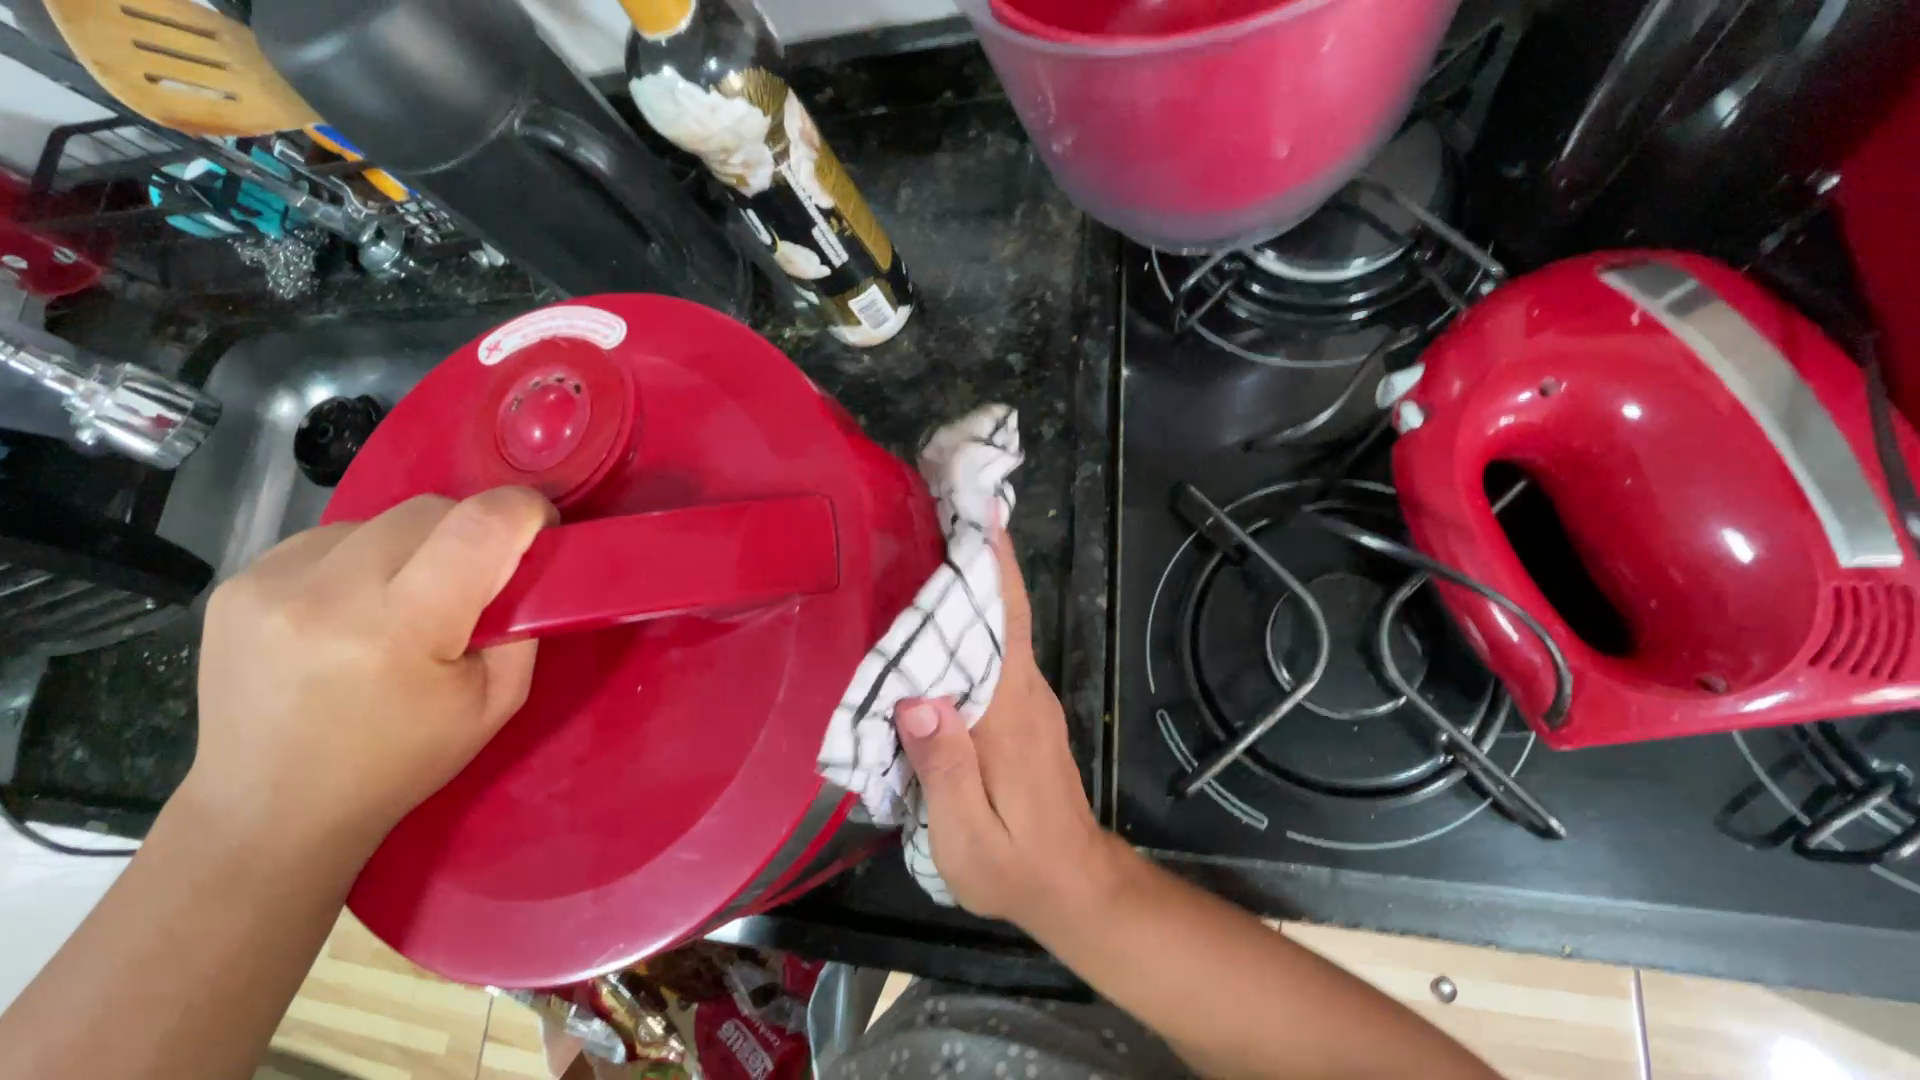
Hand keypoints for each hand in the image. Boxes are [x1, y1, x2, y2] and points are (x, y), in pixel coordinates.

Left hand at [187, 487, 554, 851]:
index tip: (541, 524)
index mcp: (401, 629)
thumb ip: (521, 626)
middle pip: (430, 509)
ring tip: (404, 598)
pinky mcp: (233, 581)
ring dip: (411, 545)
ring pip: (378, 519)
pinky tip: (352, 608)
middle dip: (469, 529)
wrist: (272, 808)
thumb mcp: (496, 704)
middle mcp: (328, 592)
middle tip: (477, 573)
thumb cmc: (401, 761)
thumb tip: (527, 563)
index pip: (478, 525)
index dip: (523, 509)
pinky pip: (327, 538)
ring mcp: (270, 582)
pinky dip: (358, 558)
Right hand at [896, 531, 1132, 928]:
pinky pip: (999, 655)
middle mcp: (1027, 695)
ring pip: (1001, 631)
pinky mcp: (1026, 715)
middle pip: (1004, 614)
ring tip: (930, 548)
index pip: (1005, 624)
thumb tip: (916, 697)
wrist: (1075, 887)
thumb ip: (943, 768)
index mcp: (1010, 714)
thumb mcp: (967, 836)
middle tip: (940, 510)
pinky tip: (940, 621)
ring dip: (974, 587)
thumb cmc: (1017, 866)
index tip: (981, 512)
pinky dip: (975, 624)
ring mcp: (1031, 703)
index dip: (995, 567)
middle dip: (978, 559)